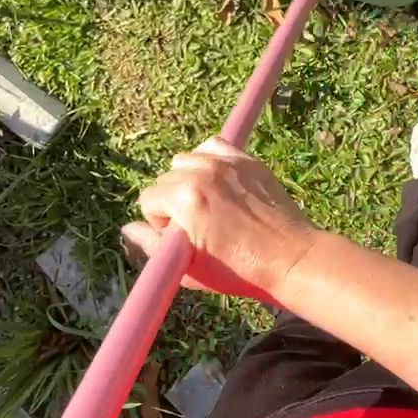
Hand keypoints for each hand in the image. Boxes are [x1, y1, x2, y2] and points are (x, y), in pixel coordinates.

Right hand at [123, 139, 318, 302]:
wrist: (289, 258)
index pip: (148, 199)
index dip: (160, 222)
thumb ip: (153, 245)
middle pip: (165, 179)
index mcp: (183, 199)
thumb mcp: (190, 268)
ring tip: (209, 204)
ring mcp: (224, 163)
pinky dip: (209, 160)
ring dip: (189, 180)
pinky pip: (211, 147)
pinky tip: (219, 182)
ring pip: (185, 161)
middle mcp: (200, 174)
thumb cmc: (240, 270)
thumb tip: (128, 229)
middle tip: (197, 225)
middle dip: (172, 201)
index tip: (181, 237)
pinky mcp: (244, 159)